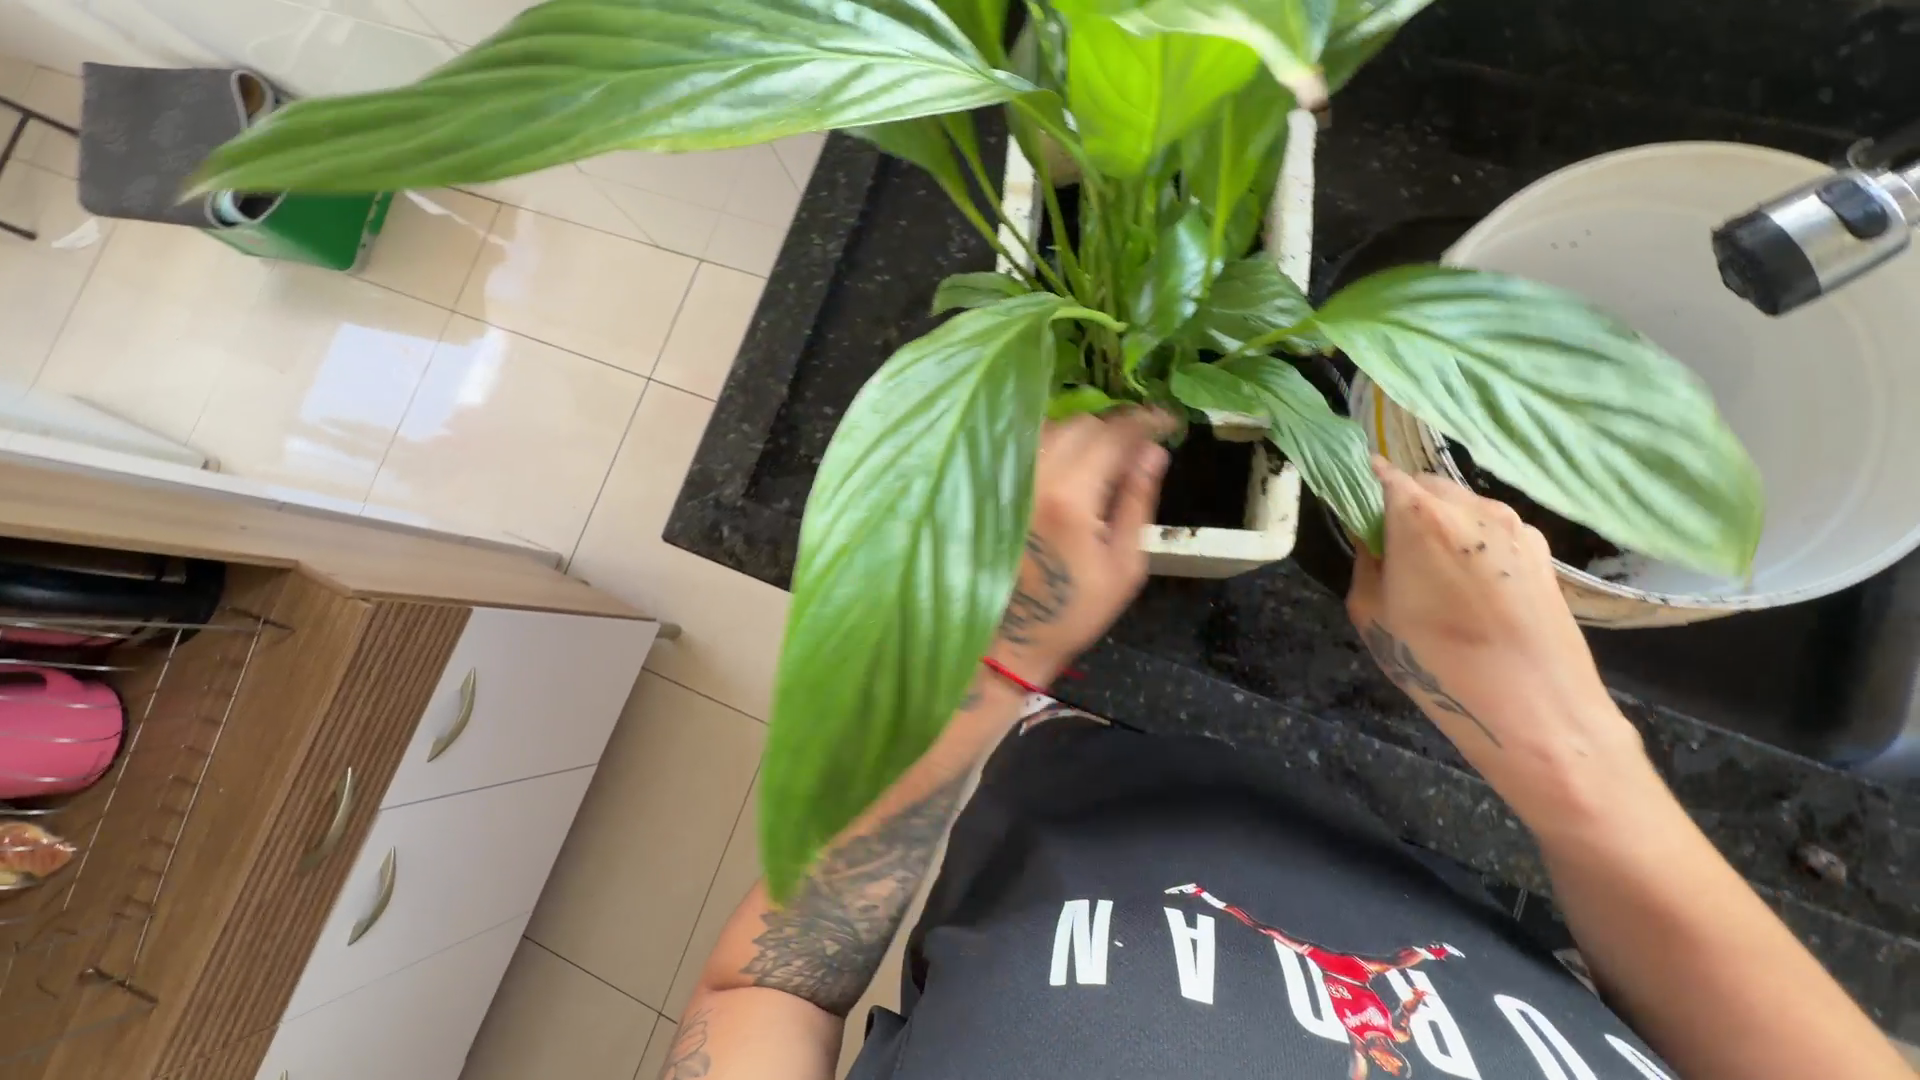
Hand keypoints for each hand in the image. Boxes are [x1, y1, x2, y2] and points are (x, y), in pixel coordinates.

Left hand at [987, 409, 1172, 686]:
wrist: (1012, 639)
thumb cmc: (1074, 611)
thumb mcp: (1125, 565)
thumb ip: (1137, 500)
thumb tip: (1154, 452)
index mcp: (1071, 497)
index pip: (1113, 435)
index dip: (1144, 421)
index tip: (1166, 420)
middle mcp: (1036, 477)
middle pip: (1081, 423)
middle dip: (1115, 427)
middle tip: (1137, 444)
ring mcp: (1008, 481)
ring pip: (1050, 429)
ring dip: (1083, 432)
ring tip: (1104, 454)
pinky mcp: (994, 490)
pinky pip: (1026, 447)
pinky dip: (1054, 443)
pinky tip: (1069, 464)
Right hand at [1346, 458, 1650, 826]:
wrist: (1535, 707)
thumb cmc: (1433, 660)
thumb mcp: (1369, 611)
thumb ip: (1366, 560)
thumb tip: (1374, 536)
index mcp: (1419, 515)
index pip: (1381, 473)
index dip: (1362, 484)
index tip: (1352, 505)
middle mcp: (1471, 506)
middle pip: (1425, 485)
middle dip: (1401, 503)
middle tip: (1390, 547)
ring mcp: (1514, 525)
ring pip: (1462, 504)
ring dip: (1439, 522)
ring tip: (1432, 572)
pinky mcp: (1541, 550)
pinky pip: (1491, 529)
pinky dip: (1471, 541)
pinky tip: (1469, 588)